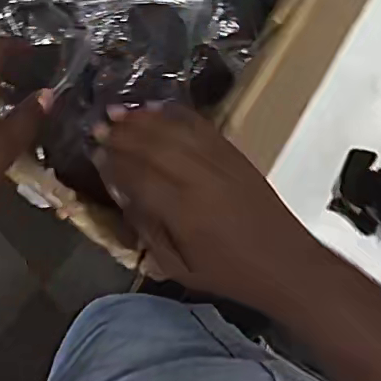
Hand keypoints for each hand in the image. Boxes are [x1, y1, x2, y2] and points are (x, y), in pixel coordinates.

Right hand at [93, 104, 328, 314]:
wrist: (285, 262)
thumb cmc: (229, 272)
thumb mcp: (179, 268)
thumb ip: (147, 231)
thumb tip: (124, 198)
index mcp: (182, 211)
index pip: (137, 176)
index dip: (113, 163)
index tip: (95, 154)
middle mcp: (197, 178)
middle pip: (151, 146)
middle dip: (121, 135)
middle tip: (98, 127)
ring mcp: (217, 160)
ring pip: (172, 130)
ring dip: (142, 119)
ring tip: (118, 111)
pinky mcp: (231, 151)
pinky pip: (198, 124)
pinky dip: (173, 113)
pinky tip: (155, 108)